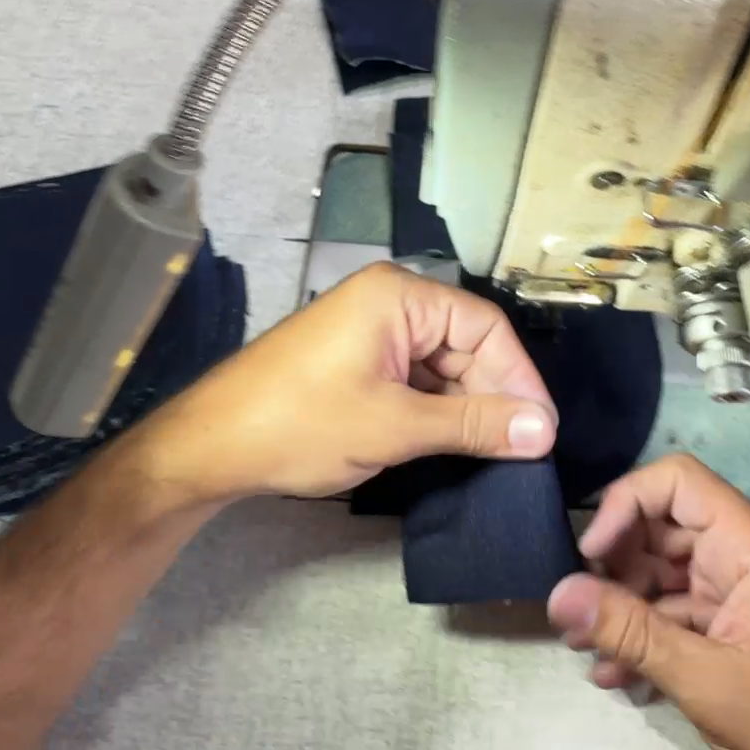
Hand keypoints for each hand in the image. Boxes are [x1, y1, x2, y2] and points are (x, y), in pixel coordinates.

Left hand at [118, 262, 556, 507]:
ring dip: (466, 407)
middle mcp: (390, 303)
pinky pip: (415, 379)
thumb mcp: (395, 425)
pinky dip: (436, 410)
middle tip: (521, 449)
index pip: (484, 326)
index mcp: (399, 296)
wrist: (207, 448)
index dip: (518, 376)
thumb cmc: (301, 423)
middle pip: (465, 344)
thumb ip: (473, 425)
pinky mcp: (359, 360)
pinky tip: (455, 443)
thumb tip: (543, 431)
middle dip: (492, 395)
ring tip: (494, 453)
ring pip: (442, 366)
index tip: (541, 428)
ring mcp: (372, 332)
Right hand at [546, 454, 749, 749]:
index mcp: (749, 543)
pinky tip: (616, 676)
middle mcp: (742, 553)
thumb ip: (630, 633)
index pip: (678, 481)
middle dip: (615, 565)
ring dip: (623, 608)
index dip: (627, 503)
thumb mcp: (705, 678)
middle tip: (580, 611)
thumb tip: (558, 593)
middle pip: (663, 527)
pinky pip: (676, 611)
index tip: (591, 553)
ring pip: (662, 572)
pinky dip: (644, 636)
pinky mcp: (732, 625)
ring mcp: (737, 590)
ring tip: (586, 649)